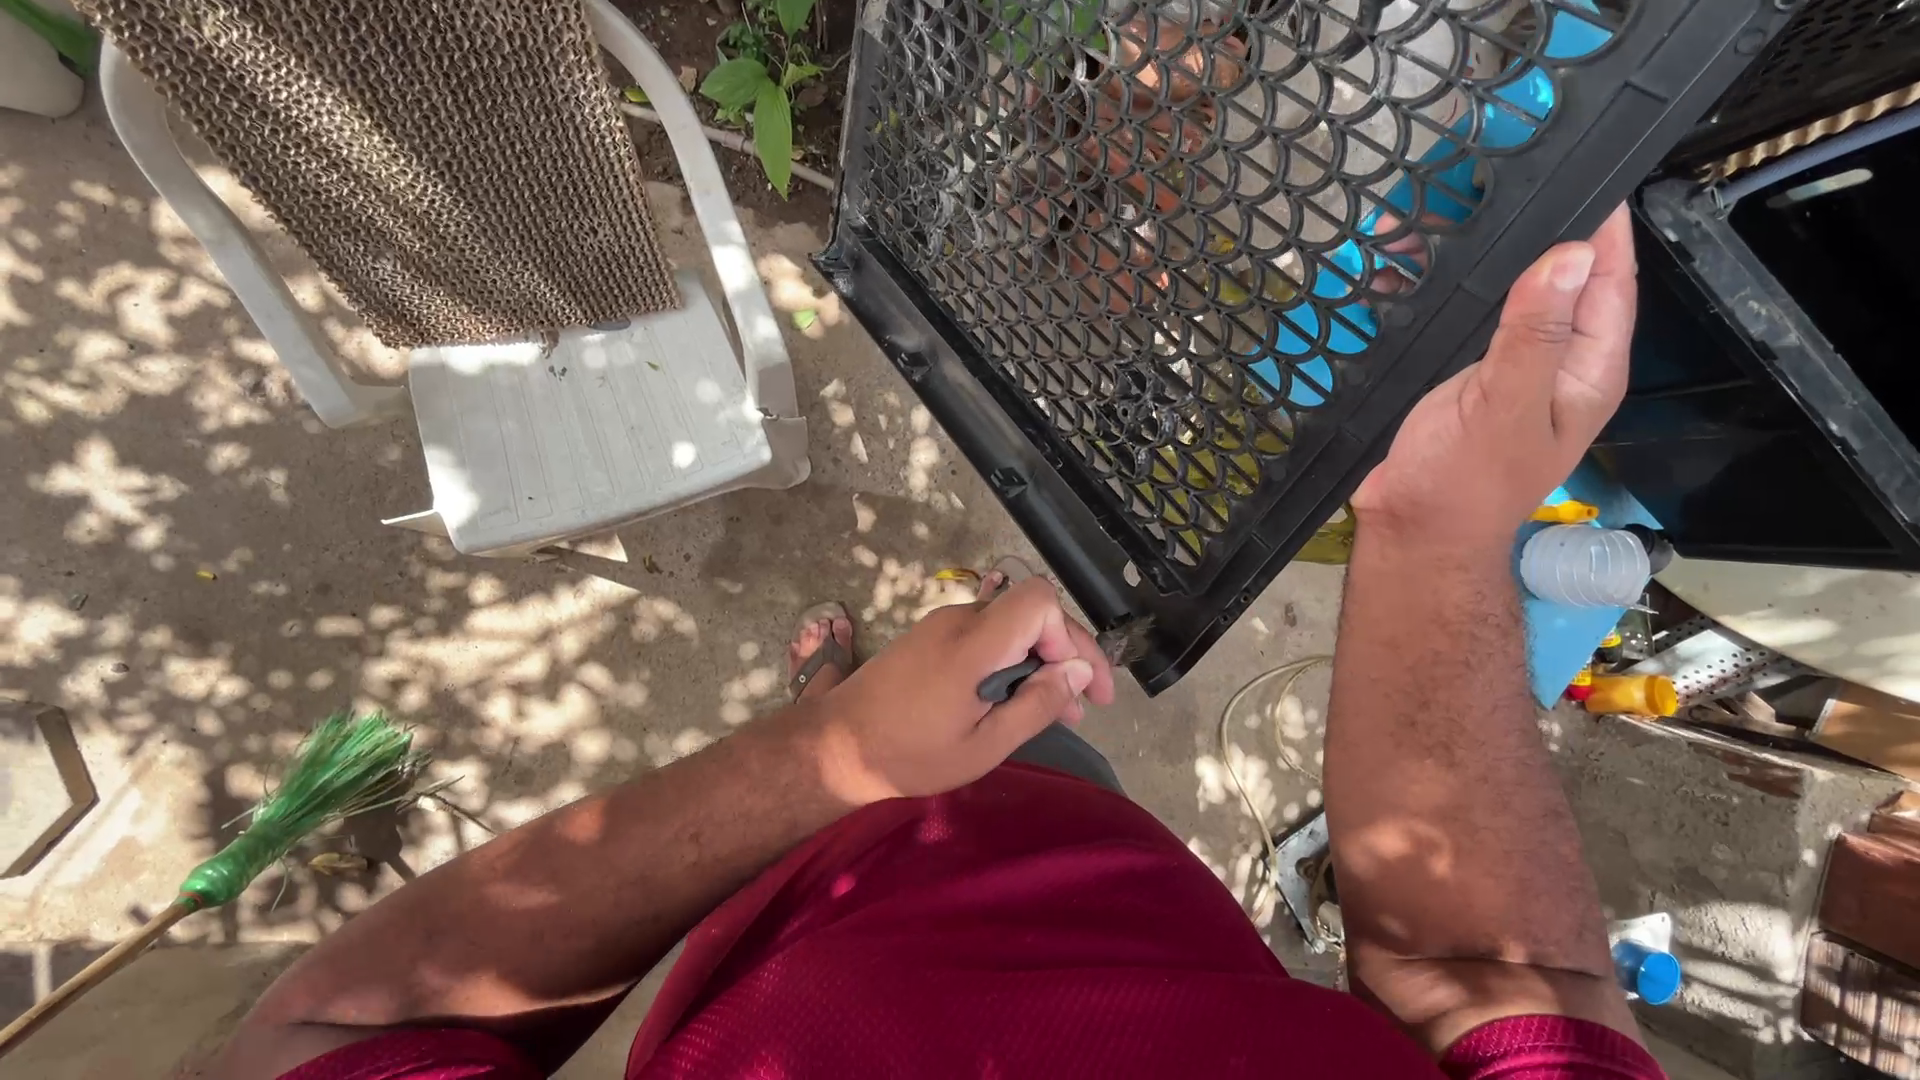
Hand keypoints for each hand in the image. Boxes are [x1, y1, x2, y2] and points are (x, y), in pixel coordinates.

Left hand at [791, 577, 1116, 805]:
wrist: (833, 745)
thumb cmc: (909, 756)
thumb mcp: (983, 746)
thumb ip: (1036, 704)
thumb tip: (1078, 670)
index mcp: (973, 643)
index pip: (1039, 600)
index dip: (1068, 635)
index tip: (1077, 684)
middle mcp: (959, 620)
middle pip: (1030, 612)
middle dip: (1066, 652)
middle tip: (1087, 705)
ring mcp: (941, 624)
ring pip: (1010, 625)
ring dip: (1039, 661)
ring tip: (1059, 711)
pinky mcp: (930, 635)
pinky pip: (985, 635)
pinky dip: (1010, 660)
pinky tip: (1017, 699)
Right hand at [1351, 204, 1636, 551]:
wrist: (1408, 530)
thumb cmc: (1464, 480)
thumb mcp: (1504, 406)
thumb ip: (1534, 335)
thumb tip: (1571, 253)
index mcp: (1584, 366)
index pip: (1609, 277)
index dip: (1599, 223)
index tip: (1574, 169)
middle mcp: (1548, 359)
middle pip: (1547, 278)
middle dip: (1514, 233)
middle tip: (1472, 184)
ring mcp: (1497, 368)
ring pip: (1490, 296)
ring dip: (1458, 261)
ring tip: (1416, 222)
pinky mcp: (1451, 378)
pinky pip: (1446, 322)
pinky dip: (1423, 295)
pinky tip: (1393, 272)